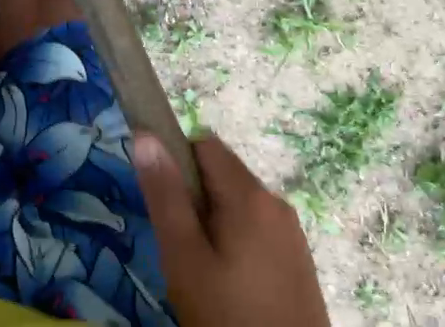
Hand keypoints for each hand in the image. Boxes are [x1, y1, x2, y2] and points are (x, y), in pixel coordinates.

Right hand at [134, 133, 331, 326]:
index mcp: (250, 194)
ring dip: (213, 223)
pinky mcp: (298, 261)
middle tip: (180, 247)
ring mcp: (292, 234)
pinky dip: (236, 243)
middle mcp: (277, 202)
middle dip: (194, 198)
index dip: (176, 163)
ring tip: (201, 271)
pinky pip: (257, 230)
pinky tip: (228, 286)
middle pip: (222, 175)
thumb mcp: (183, 256)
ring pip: (238, 205)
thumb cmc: (227, 314)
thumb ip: (164, 194)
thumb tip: (145, 135)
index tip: (164, 203)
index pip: (204, 144)